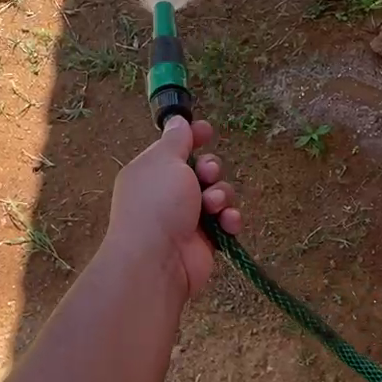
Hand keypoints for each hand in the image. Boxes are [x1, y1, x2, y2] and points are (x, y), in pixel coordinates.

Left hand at [105, 117, 240, 301]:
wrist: (158, 260)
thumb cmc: (157, 203)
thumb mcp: (165, 160)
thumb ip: (176, 140)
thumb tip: (177, 120)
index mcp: (152, 171)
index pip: (175, 147)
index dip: (193, 137)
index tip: (208, 130)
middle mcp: (168, 193)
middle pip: (202, 170)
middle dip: (212, 169)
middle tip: (208, 175)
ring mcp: (187, 218)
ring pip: (218, 194)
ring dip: (221, 195)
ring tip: (213, 206)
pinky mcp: (206, 240)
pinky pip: (226, 221)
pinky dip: (229, 219)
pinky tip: (227, 223)